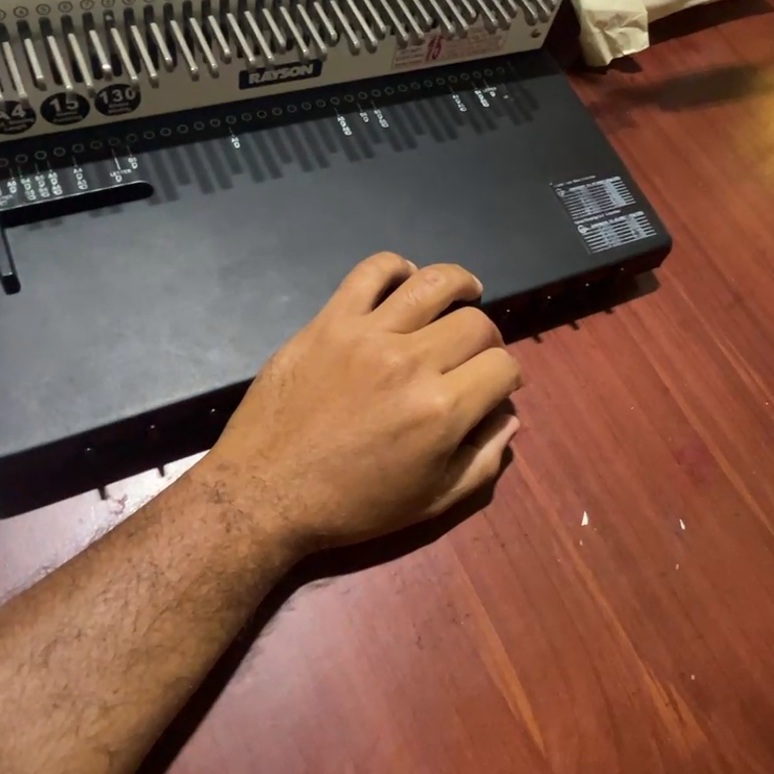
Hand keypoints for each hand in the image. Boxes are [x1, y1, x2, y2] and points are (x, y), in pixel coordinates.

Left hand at [198, 253, 523, 553]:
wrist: (264, 493)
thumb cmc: (351, 505)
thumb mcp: (431, 503)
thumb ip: (482, 461)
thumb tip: (509, 417)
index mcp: (442, 410)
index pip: (503, 367)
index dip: (508, 377)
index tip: (495, 386)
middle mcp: (412, 362)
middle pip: (476, 324)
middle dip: (488, 340)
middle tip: (473, 356)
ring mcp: (368, 335)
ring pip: (432, 283)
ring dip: (460, 284)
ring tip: (465, 292)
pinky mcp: (329, 321)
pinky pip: (370, 271)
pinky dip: (396, 268)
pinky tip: (404, 283)